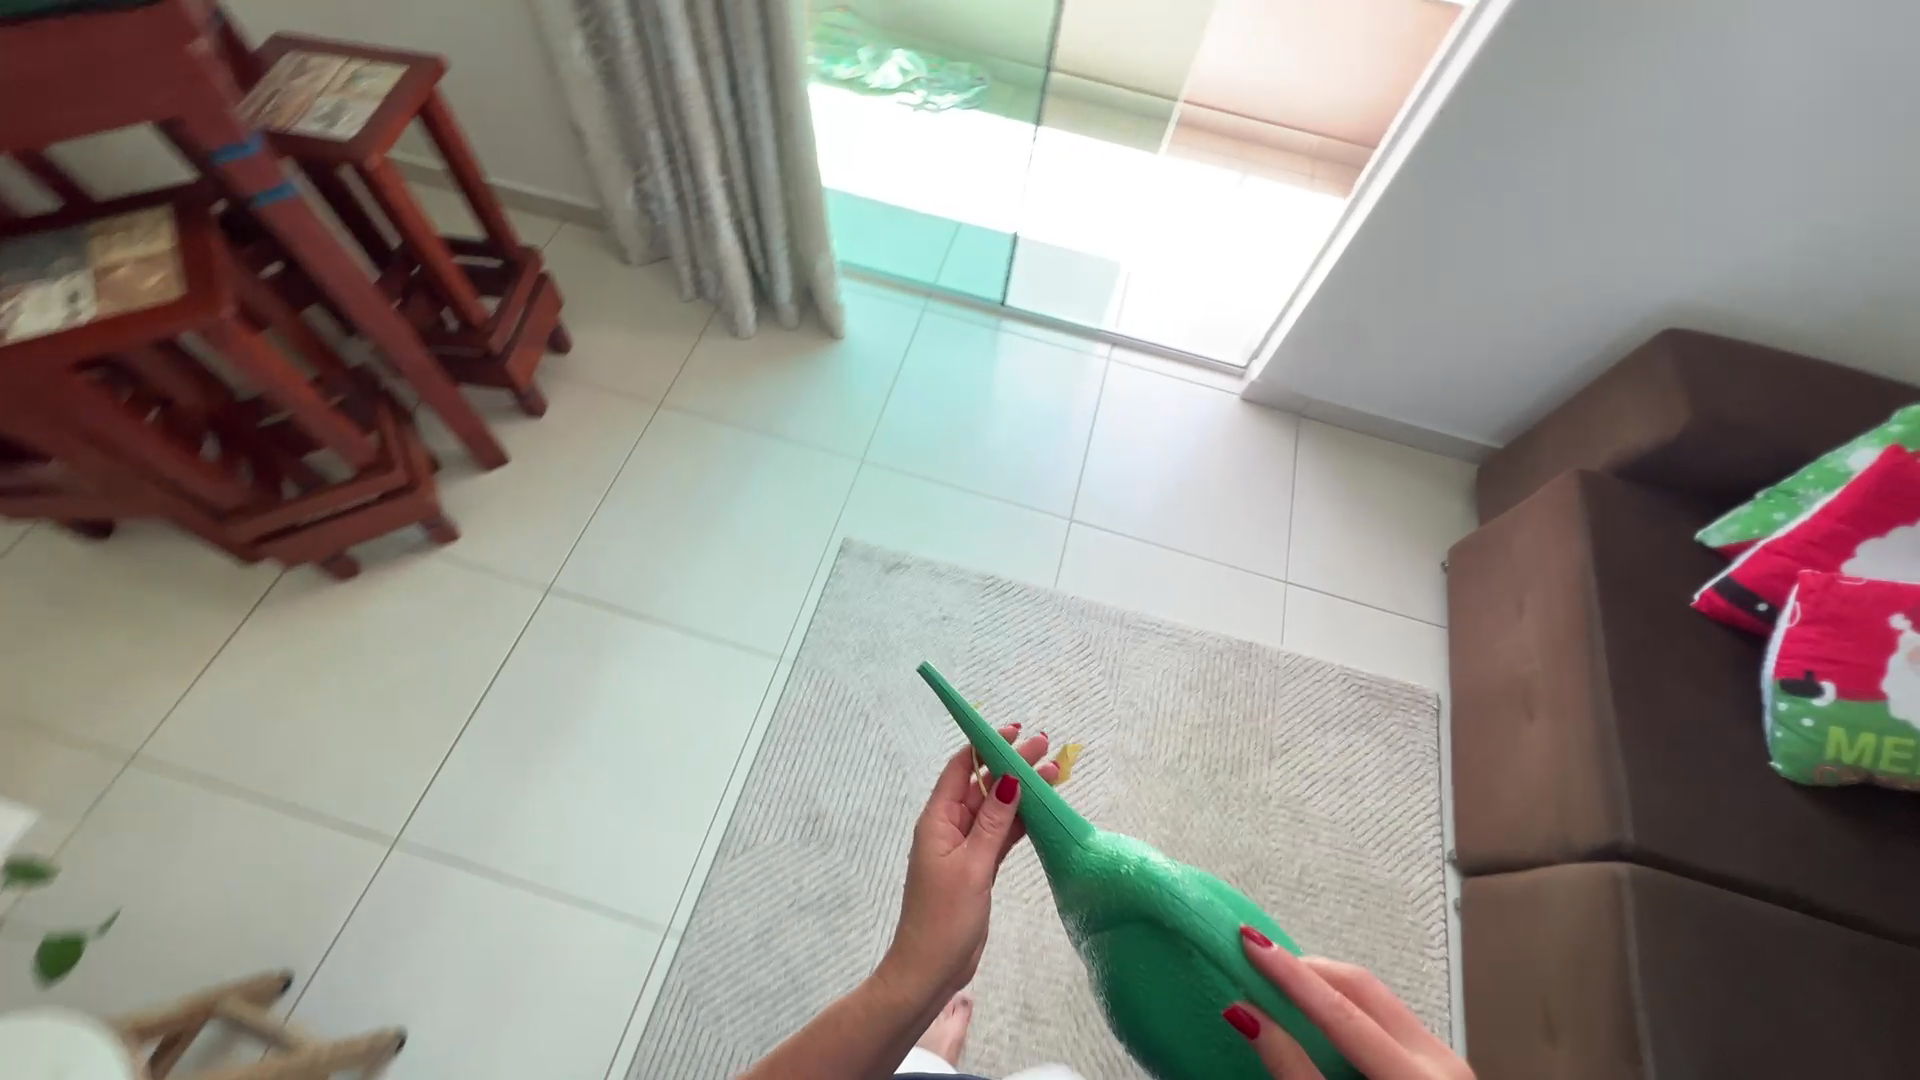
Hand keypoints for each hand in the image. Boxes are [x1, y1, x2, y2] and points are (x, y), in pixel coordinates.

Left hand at [877, 724, 1058, 1004]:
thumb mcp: (972, 865)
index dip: (986, 746)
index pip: (962, 768)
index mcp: (938, 819)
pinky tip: (1043, 808)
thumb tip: (1009, 779)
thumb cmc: (944, 918)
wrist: (931, 970)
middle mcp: (950, 826)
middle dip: (1012, 764)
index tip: (1014, 732)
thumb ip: (993, 822)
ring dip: (1022, 791)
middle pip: (984, 784)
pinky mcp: (979, 865)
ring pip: (997, 807)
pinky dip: (1021, 820)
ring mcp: (966, 845)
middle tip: (1045, 746)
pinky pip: (1002, 832)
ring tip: (1055, 771)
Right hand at [1223, 927, 1471, 1078]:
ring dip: (1324, 983)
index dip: (1290, 975)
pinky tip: (1320, 1012)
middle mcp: (1443, 1063)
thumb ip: (1294, 1072)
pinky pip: (1386, 1014)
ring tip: (1281, 981)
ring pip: (1375, 996)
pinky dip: (1345, 1004)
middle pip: (1361, 988)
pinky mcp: (1442, 1067)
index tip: (1250, 944)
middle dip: (1305, 968)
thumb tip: (1247, 1015)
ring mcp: (1448, 1062)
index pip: (1343, 1010)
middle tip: (1258, 957)